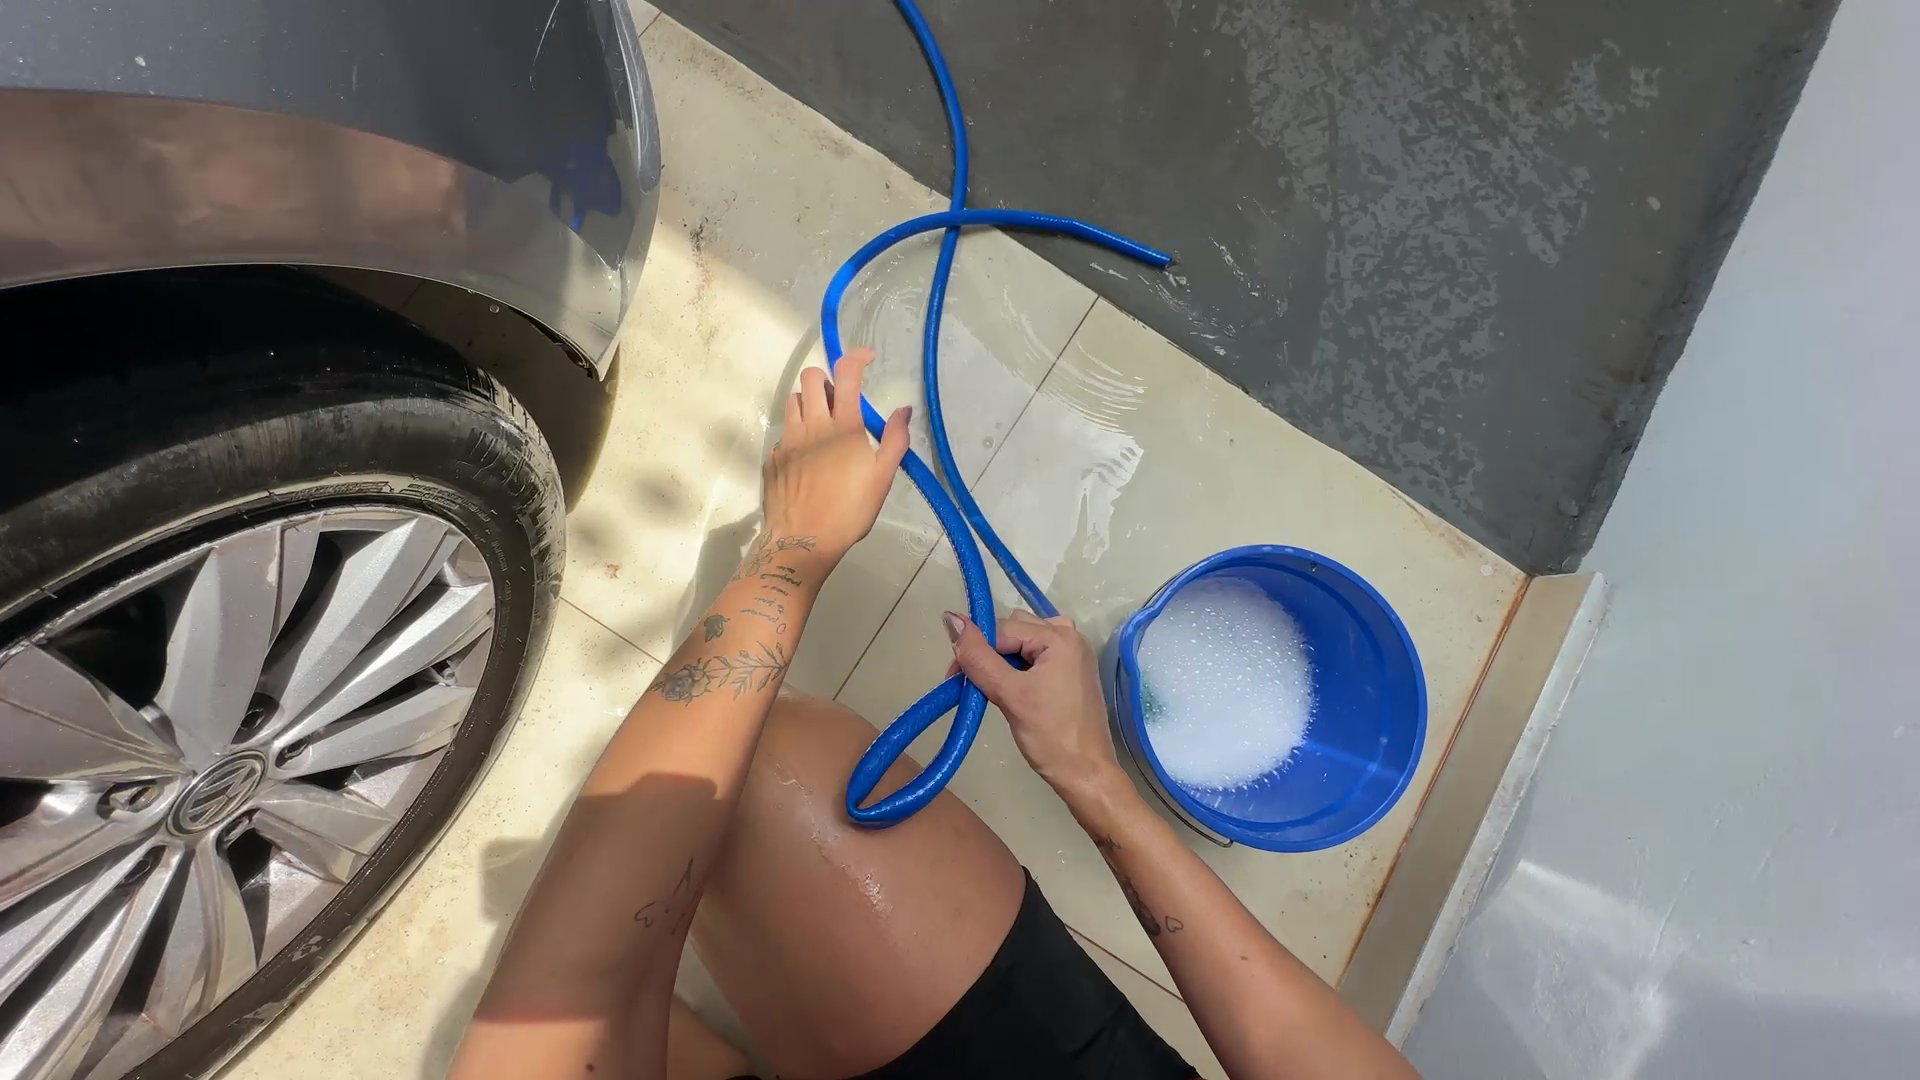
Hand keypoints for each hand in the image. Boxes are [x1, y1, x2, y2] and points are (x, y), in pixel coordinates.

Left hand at [763, 349, 910, 562]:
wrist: (803, 541)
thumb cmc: (850, 510)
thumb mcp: (883, 477)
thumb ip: (895, 439)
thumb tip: (903, 409)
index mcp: (844, 426)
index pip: (847, 374)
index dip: (857, 357)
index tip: (867, 357)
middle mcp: (812, 425)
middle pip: (812, 378)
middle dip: (828, 379)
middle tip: (841, 401)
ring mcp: (788, 440)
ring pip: (793, 401)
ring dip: (810, 403)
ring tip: (823, 425)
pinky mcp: (774, 458)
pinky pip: (785, 433)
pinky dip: (798, 434)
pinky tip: (809, 458)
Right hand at [945, 609, 1125, 802]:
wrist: (1086, 775)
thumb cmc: (1051, 737)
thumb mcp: (1010, 694)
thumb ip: (978, 657)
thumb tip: (951, 618)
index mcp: (1060, 637)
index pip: (1002, 629)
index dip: (974, 649)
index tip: (954, 678)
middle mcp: (1070, 636)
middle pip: (1013, 630)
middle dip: (988, 653)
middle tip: (975, 685)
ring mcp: (1072, 653)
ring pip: (1022, 642)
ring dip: (1002, 659)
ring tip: (995, 688)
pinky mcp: (1070, 670)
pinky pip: (1035, 655)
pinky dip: (1018, 666)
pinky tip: (1012, 687)